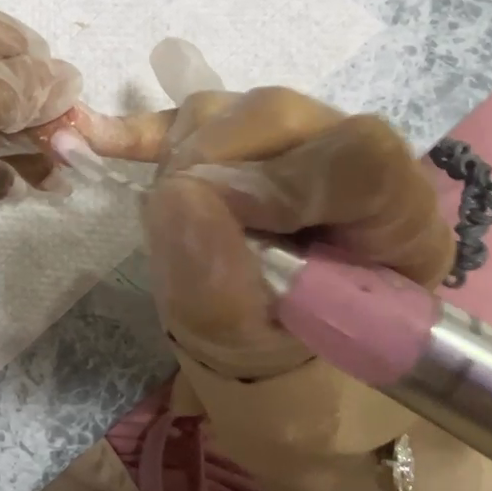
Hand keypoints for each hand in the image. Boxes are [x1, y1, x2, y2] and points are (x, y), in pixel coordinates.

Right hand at [75, 43, 452, 379]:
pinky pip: (186, 118)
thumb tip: (175, 195)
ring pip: (227, 109)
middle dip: (210, 164)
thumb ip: (222, 288)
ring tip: (168, 219)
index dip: (284, 177)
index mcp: (397, 225)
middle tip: (175, 219)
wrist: (277, 372)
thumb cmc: (285, 381)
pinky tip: (94, 139)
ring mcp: (293, 142)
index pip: (361, 156)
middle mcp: (355, 165)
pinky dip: (137, 132)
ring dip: (177, 158)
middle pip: (280, 115)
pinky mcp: (239, 140)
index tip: (223, 215)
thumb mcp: (257, 361)